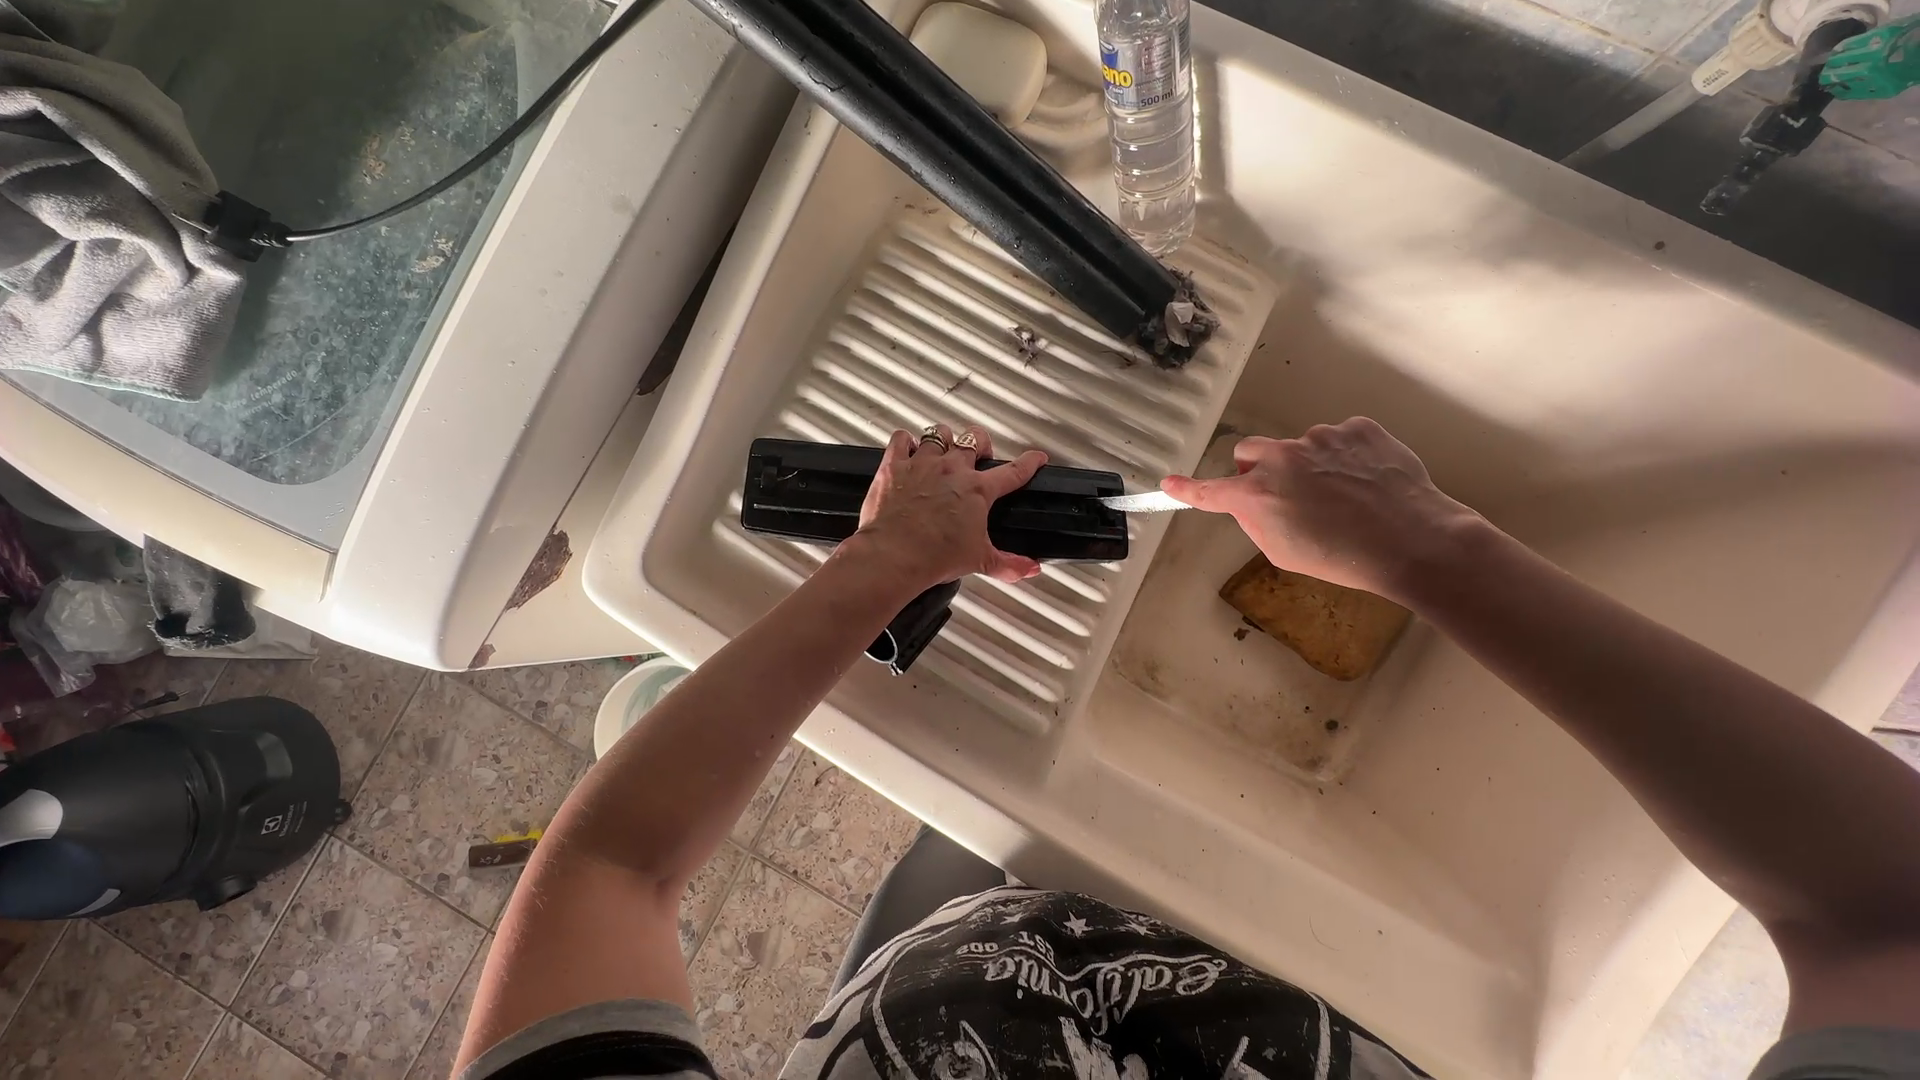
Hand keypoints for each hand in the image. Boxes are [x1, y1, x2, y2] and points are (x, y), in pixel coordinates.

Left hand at [844, 424, 1047, 590]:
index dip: (1029, 462)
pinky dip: (906, 441)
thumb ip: (1009, 563)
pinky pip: (902, 439)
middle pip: (975, 439)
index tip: (1036, 458)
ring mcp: (923, 463)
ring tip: (943, 448)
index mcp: (977, 490)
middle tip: (980, 454)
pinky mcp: (895, 465)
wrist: (895, 555)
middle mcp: (952, 469)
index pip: (1013, 471)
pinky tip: (908, 447)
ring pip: (939, 434)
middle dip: (981, 443)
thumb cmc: (934, 555)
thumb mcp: (979, 560)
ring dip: (944, 439)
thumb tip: (1029, 569)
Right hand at [1161, 417, 1479, 599]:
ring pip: (1300, 446)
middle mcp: (1281, 458)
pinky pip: (1339, 438)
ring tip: (1344, 495)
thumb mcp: (1285, 552)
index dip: (1187, 489)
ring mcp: (1320, 437)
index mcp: (1257, 493)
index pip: (1209, 490)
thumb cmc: (1343, 559)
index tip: (1168, 484)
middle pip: (1250, 451)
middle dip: (1258, 469)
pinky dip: (1344, 456)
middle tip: (1285, 495)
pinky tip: (1365, 480)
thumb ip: (1258, 520)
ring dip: (1309, 464)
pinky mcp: (1357, 428)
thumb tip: (1255, 502)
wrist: (1412, 541)